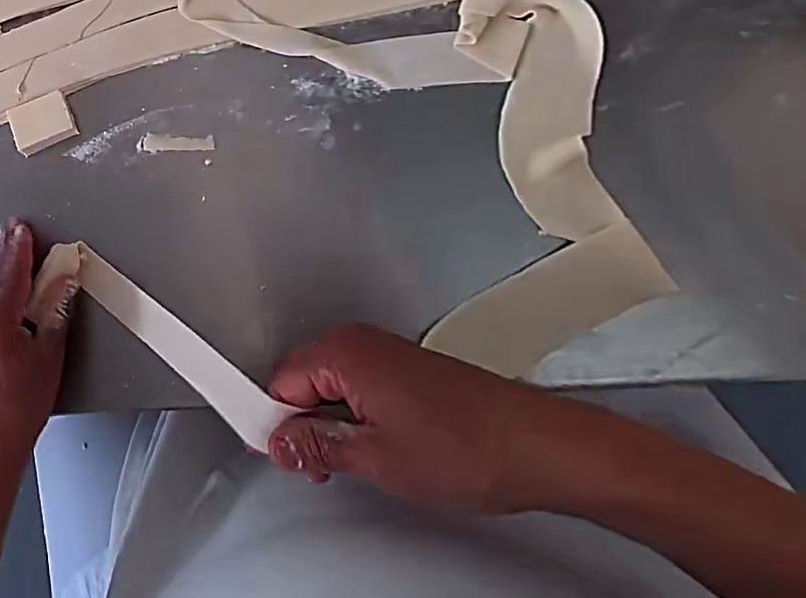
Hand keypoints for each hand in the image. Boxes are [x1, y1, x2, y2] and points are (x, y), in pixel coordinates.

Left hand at [0, 219, 76, 459]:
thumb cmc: (20, 405)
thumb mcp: (50, 356)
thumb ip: (56, 314)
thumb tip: (63, 285)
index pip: (14, 274)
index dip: (22, 249)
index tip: (24, 229)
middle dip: (10, 250)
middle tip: (16, 227)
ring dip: (3, 265)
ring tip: (11, 244)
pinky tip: (4, 279)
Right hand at [265, 323, 596, 514]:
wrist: (537, 445)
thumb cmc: (471, 443)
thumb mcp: (378, 458)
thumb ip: (317, 446)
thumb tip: (282, 441)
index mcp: (345, 352)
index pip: (280, 380)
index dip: (270, 420)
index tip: (268, 447)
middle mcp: (360, 341)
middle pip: (300, 378)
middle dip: (299, 422)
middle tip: (312, 464)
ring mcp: (381, 350)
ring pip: (326, 382)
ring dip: (325, 420)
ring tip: (349, 460)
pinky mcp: (399, 364)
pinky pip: (352, 381)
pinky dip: (349, 411)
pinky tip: (369, 443)